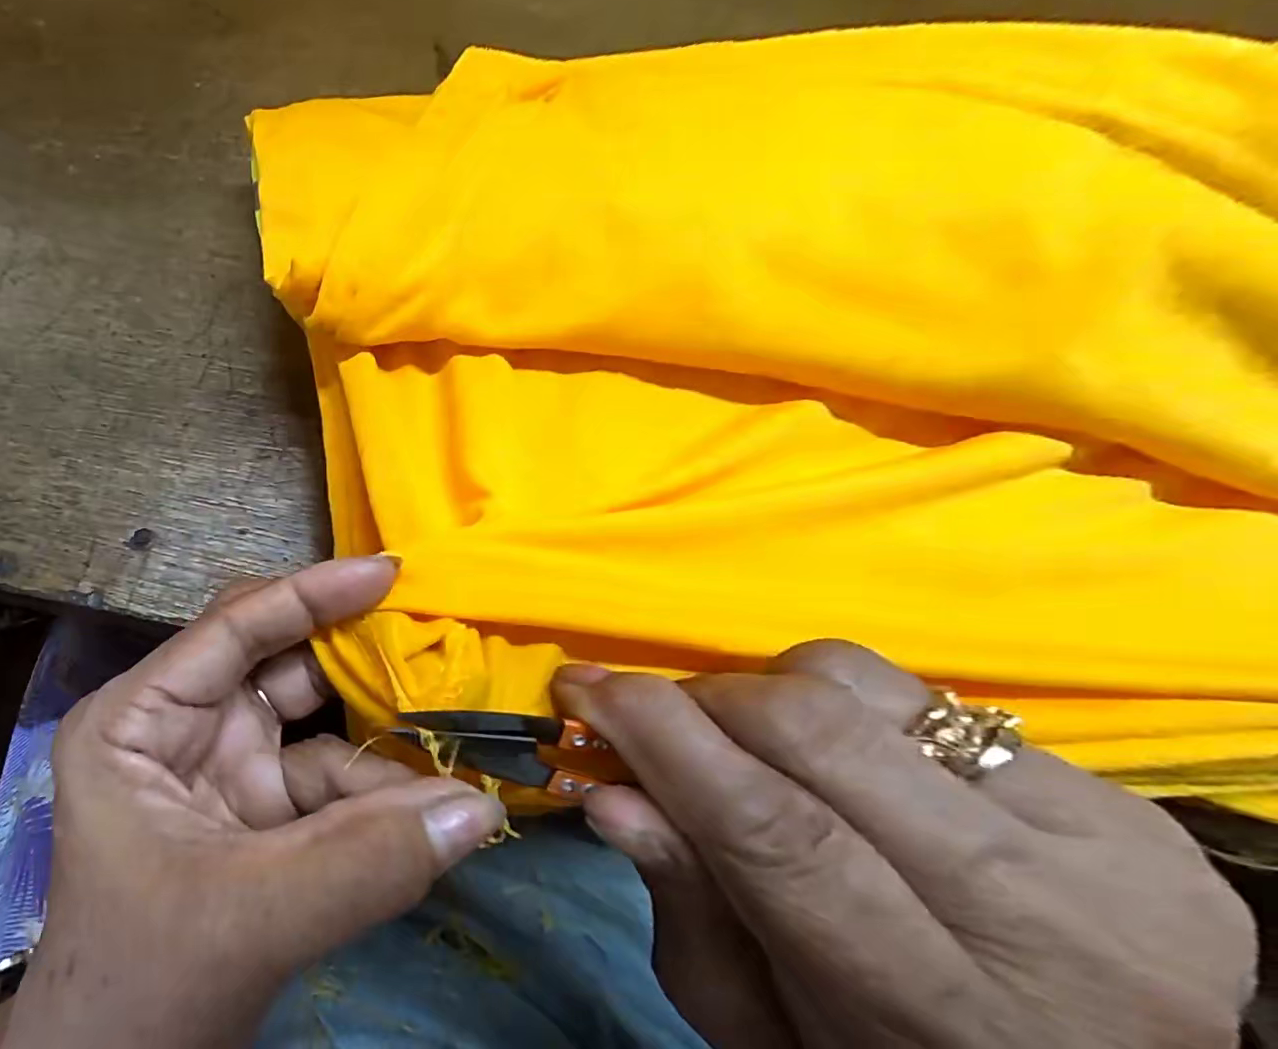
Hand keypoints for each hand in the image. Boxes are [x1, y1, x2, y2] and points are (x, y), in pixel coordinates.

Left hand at [0, 557, 504, 1048]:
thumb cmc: (141, 983)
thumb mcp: (247, 916)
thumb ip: (365, 863)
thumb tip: (478, 809)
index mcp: (137, 719)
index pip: (232, 627)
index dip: (310, 593)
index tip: (388, 571)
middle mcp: (179, 725)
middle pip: (277, 661)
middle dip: (353, 651)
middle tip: (433, 632)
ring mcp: (222, 766)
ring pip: (314, 723)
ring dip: (379, 736)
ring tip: (451, 730)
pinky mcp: (257, 810)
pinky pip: (329, 782)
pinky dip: (378, 796)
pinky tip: (430, 811)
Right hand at [555, 641, 1255, 1048]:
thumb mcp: (757, 1023)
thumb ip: (683, 905)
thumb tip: (606, 797)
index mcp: (927, 1006)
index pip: (774, 830)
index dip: (664, 741)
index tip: (582, 689)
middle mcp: (1030, 917)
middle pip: (814, 731)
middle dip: (698, 699)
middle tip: (648, 714)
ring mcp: (1094, 843)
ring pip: (860, 685)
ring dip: (761, 691)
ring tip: (746, 739)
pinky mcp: (1119, 798)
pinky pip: (922, 690)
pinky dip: (835, 699)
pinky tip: (835, 751)